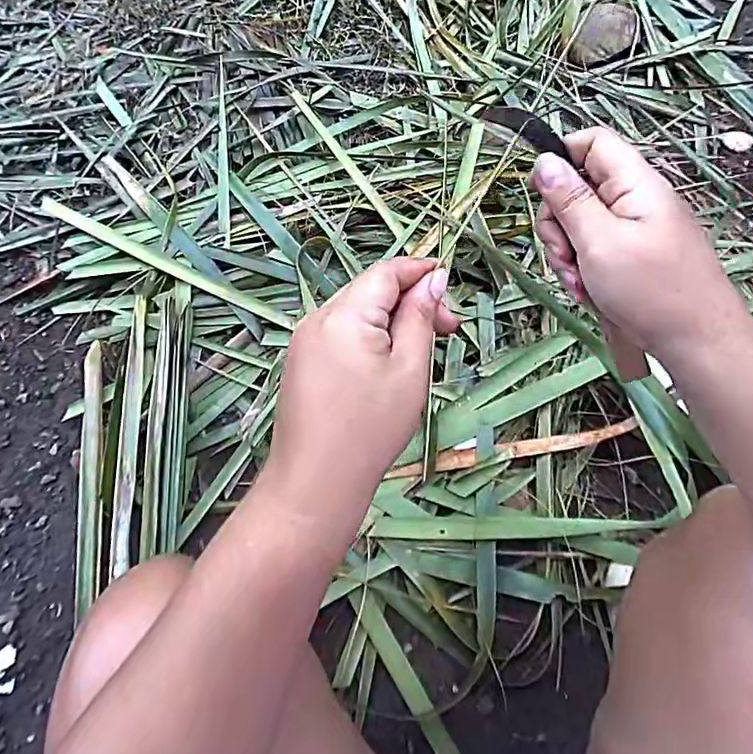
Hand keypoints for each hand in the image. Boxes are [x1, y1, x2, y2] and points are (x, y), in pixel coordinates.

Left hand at [259, 257, 459, 529]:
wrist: (315, 482)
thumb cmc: (371, 428)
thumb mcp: (410, 368)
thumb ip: (420, 316)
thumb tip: (434, 279)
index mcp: (343, 314)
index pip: (386, 272)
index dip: (420, 271)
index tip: (450, 284)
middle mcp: (317, 318)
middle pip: (371, 289)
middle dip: (411, 299)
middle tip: (448, 327)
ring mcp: (304, 340)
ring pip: (357, 311)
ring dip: (392, 318)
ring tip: (422, 347)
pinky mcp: (301, 361)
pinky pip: (342, 332)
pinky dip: (370, 335)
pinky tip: (390, 361)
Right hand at [530, 127, 749, 363]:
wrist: (698, 343)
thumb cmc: (657, 295)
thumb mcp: (599, 243)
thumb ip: (569, 200)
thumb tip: (545, 162)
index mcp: (636, 184)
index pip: (592, 142)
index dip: (560, 159)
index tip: (543, 194)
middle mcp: (637, 200)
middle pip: (578, 187)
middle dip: (559, 222)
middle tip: (565, 254)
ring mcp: (636, 228)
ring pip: (582, 223)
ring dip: (569, 252)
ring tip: (580, 281)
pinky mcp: (634, 253)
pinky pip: (596, 248)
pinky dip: (585, 268)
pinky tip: (590, 290)